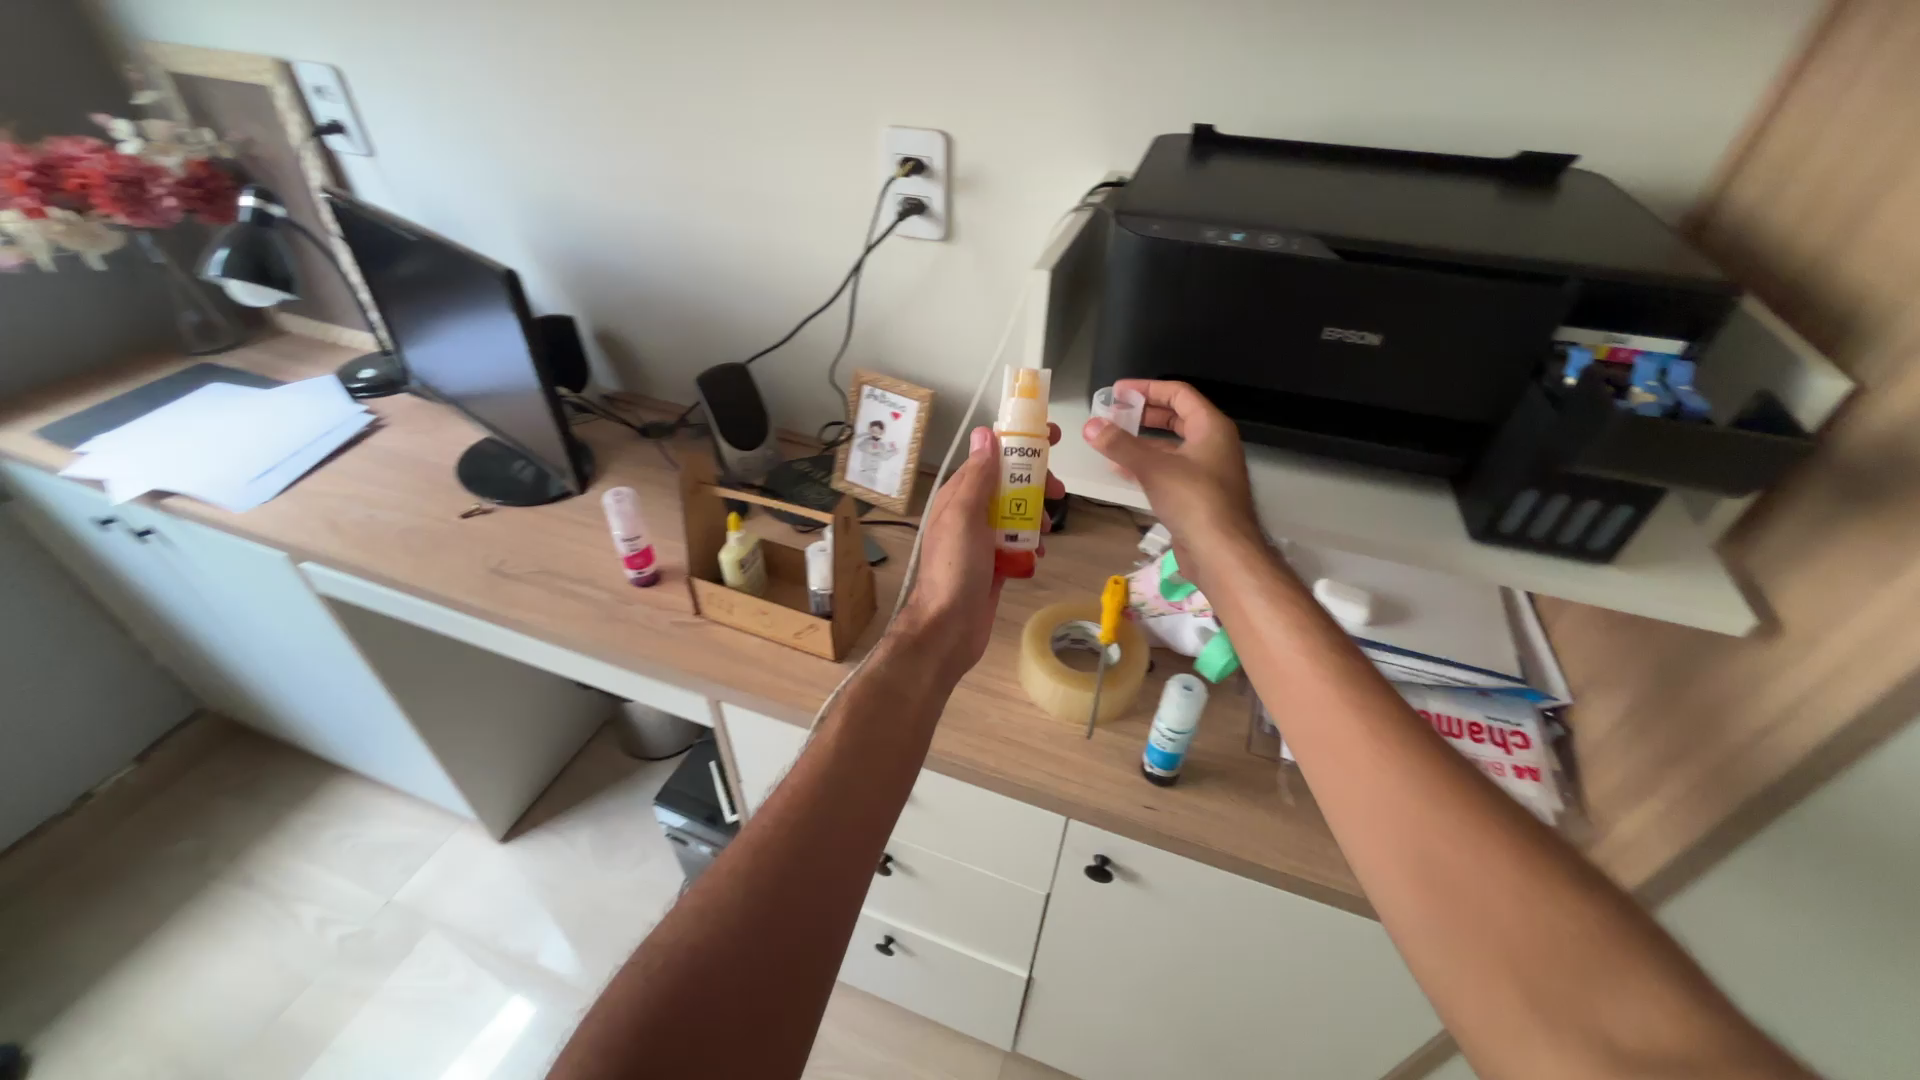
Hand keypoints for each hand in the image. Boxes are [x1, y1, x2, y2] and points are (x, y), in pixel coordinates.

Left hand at [893, 423, 1062, 681]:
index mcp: (957, 495)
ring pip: (1017, 513)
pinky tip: (1039, 553)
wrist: (949, 628)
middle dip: (1035, 483)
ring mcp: (982, 539)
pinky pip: (1018, 542)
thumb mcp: (963, 516)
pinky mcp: (994, 563)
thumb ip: (977, 476)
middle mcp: (969, 513)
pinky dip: (1031, 543)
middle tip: (1057, 492)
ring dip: (1036, 515)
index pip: (991, 457)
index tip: (1052, 437)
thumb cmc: (954, 569)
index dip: (1019, 444)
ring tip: (1045, 531)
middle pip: (1009, 484)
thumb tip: (985, 434)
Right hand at [1082, 380, 1264, 597]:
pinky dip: (1148, 465)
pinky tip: (1123, 471)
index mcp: (1211, 427)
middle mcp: (1213, 444)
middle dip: (1144, 415)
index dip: (1148, 388)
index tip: (1119, 391)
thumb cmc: (1195, 501)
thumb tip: (1091, 425)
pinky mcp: (1199, 494)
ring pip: (1172, 446)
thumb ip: (1120, 444)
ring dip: (1142, 442)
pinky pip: (1170, 469)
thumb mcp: (1153, 468)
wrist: (1221, 551)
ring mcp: (1207, 470)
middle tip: (1115, 414)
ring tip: (1112, 442)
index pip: (1179, 394)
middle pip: (1177, 418)